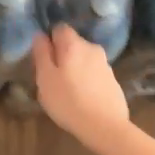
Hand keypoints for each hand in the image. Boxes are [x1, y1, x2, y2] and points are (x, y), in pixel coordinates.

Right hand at [33, 25, 129, 143]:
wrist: (104, 126)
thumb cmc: (68, 102)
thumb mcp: (45, 78)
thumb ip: (41, 54)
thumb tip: (40, 35)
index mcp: (74, 44)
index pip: (59, 28)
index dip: (49, 41)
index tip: (44, 61)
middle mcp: (93, 48)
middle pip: (73, 44)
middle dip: (63, 56)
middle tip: (54, 79)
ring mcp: (106, 64)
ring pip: (85, 60)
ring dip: (76, 69)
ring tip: (69, 92)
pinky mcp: (114, 80)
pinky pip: (95, 74)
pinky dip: (88, 81)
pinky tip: (84, 99)